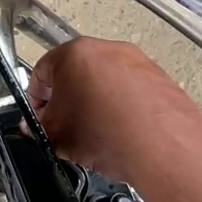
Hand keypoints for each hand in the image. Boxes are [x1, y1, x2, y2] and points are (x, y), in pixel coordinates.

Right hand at [28, 37, 201, 191]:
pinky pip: (133, 91)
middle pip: (75, 72)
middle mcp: (108, 49)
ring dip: (97, 102)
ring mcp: (139, 63)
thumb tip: (38, 126)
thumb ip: (38, 126)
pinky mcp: (162, 79)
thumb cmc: (108, 134)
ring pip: (105, 81)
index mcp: (74, 53)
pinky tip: (123, 132)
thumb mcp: (55, 135)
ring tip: (98, 132)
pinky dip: (125, 108)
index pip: (41, 71)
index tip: (39, 116)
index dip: (36, 98)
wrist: (164, 151)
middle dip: (68, 98)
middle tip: (66, 125)